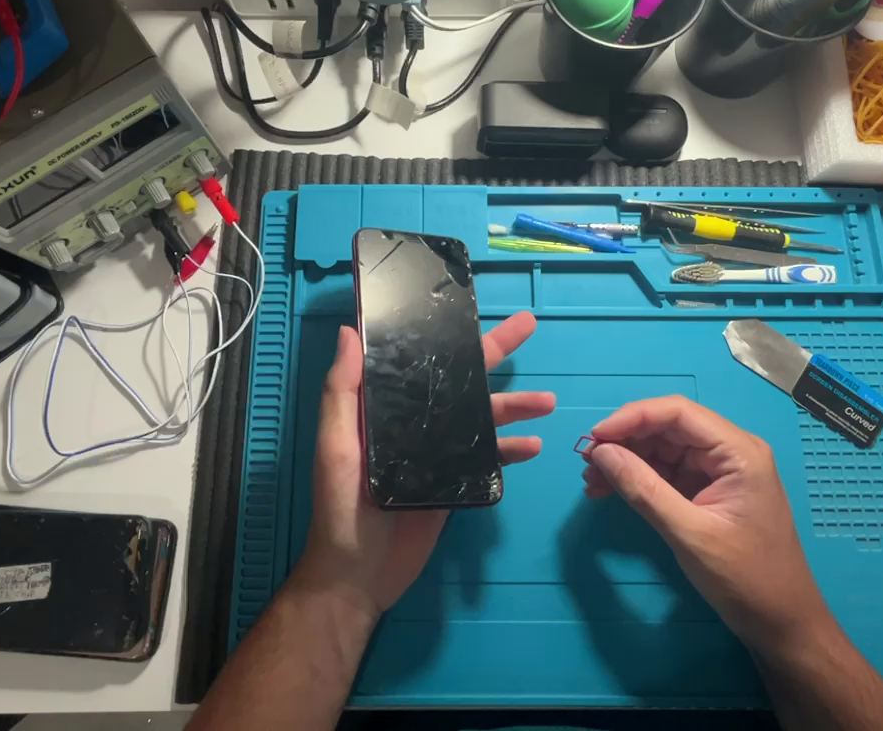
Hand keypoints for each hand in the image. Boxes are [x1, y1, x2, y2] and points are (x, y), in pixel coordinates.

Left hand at [293, 311, 552, 621]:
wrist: (358, 574)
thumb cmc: (339, 504)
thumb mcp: (335, 442)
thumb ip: (342, 390)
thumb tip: (348, 332)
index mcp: (387, 406)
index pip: (421, 360)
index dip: (445, 333)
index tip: (468, 307)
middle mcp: (417, 421)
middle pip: (461, 380)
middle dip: (495, 351)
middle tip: (527, 325)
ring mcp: (439, 452)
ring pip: (484, 417)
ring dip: (515, 405)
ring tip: (547, 400)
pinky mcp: (456, 482)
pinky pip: (489, 459)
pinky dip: (512, 450)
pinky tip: (534, 446)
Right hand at [581, 395, 829, 650]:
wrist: (783, 627)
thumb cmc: (746, 579)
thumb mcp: (689, 534)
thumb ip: (644, 489)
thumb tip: (601, 453)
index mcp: (738, 451)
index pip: (677, 413)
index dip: (632, 417)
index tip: (595, 437)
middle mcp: (729, 451)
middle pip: (667, 427)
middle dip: (625, 441)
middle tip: (587, 461)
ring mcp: (719, 470)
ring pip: (662, 448)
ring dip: (626, 460)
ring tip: (592, 480)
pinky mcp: (708, 489)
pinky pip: (666, 470)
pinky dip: (637, 478)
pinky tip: (610, 489)